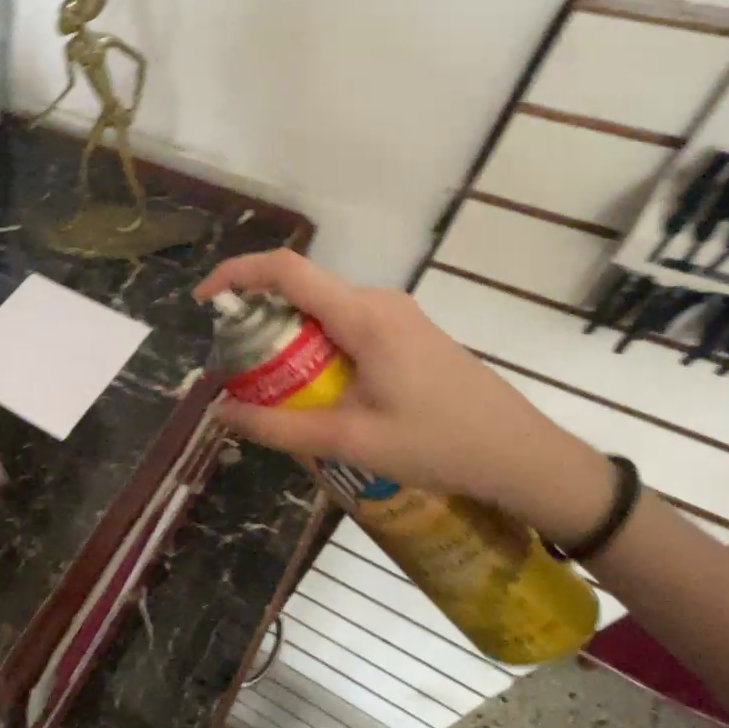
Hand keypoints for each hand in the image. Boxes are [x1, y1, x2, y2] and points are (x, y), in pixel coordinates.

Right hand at [193, 250, 613, 545]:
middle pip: (299, 288)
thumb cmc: (439, 444)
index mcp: (364, 317)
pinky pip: (341, 324)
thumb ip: (276, 426)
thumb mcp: (349, 441)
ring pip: (319, 308)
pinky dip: (311, 345)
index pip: (286, 270)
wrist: (524, 456)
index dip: (237, 274)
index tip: (204, 301)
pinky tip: (311, 388)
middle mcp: (378, 302)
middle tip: (234, 365)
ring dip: (284, 337)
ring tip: (267, 384)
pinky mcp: (404, 332)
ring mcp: (395, 315)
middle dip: (256, 318)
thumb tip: (219, 412)